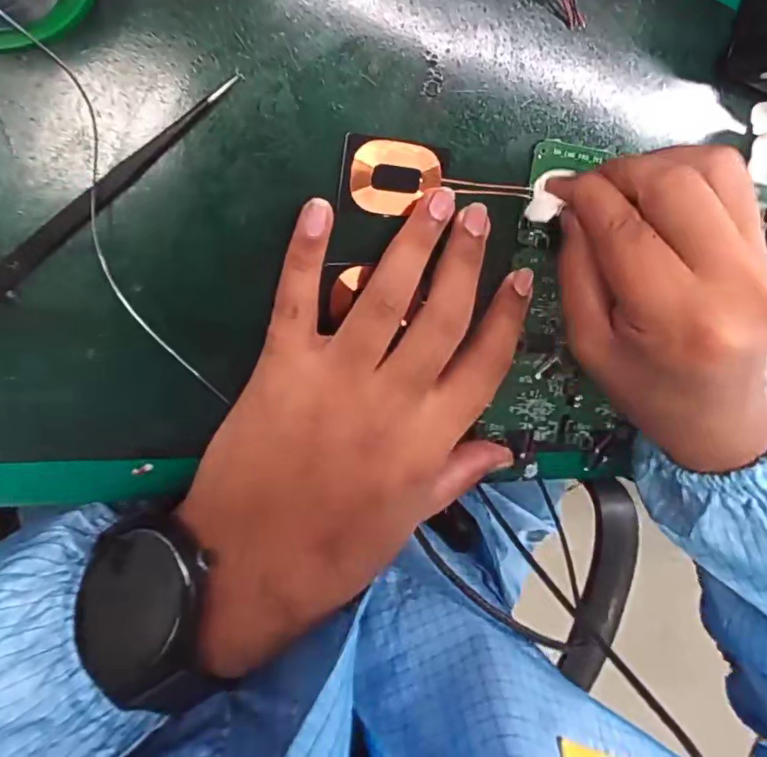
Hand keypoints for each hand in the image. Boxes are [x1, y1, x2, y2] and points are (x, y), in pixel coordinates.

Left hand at [176, 188, 531, 677]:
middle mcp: (391, 398)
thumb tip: (504, 447)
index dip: (506, 317)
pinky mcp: (281, 365)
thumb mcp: (407, 523)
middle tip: (474, 215)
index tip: (520, 277)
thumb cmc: (332, 552)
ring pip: (384, 296)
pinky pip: (296, 299)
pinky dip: (304, 252)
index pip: (485, 365)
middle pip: (441, 316)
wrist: (246, 567)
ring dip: (411, 243)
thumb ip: (455, 473)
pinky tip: (318, 209)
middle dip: (463, 260)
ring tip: (431, 200)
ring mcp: (335, 376)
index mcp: (429, 440)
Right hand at [548, 145, 766, 473]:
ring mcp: (761, 264)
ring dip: (658, 163)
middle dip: (618, 172)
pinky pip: (735, 183)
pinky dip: (690, 172)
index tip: (556, 188)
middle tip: (590, 186)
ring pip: (713, 169)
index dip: (583, 194)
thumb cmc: (645, 390)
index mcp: (677, 318)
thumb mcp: (587, 341)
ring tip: (627, 187)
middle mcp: (731, 283)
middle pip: (674, 185)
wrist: (723, 420)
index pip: (625, 227)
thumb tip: (573, 207)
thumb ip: (576, 269)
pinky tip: (661, 193)